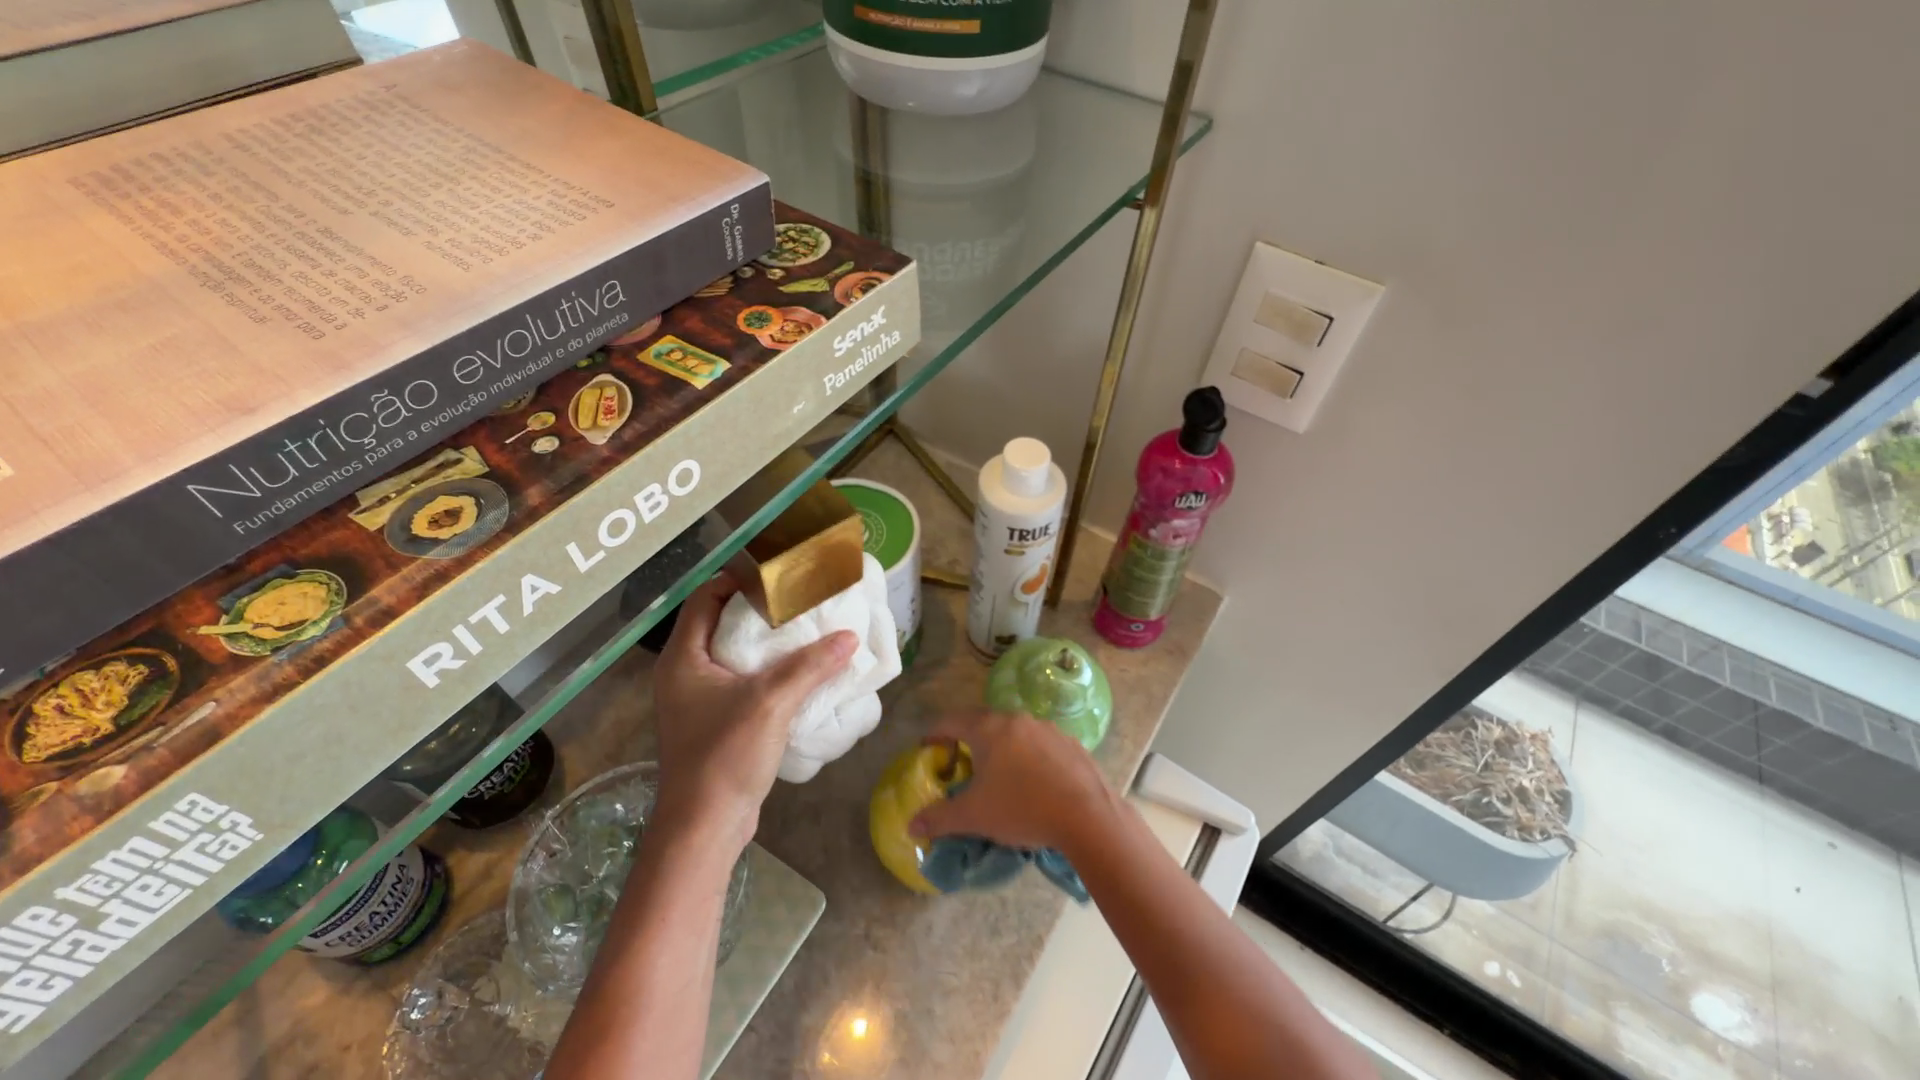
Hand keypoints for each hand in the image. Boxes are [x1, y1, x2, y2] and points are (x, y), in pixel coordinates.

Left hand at [651, 573, 855, 848]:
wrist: (705, 826)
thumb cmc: (725, 755)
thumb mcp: (771, 702)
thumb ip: (810, 666)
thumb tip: (849, 638)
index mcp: (682, 658)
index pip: (704, 597)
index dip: (738, 579)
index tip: (778, 574)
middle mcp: (683, 674)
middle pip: (718, 625)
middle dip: (759, 611)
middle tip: (799, 601)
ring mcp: (695, 702)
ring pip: (731, 658)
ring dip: (765, 646)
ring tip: (805, 633)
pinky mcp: (713, 725)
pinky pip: (740, 686)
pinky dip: (766, 675)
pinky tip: (799, 677)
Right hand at [909, 710, 1117, 854]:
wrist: (1087, 816)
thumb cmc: (1021, 809)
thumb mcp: (973, 817)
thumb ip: (939, 818)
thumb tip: (911, 826)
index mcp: (989, 729)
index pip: (951, 721)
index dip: (935, 734)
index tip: (927, 749)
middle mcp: (1017, 720)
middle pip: (983, 723)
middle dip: (968, 740)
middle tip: (960, 764)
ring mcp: (1048, 729)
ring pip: (1015, 733)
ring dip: (1001, 748)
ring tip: (998, 775)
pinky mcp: (1071, 744)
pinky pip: (1040, 745)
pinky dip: (1029, 758)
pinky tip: (1033, 783)